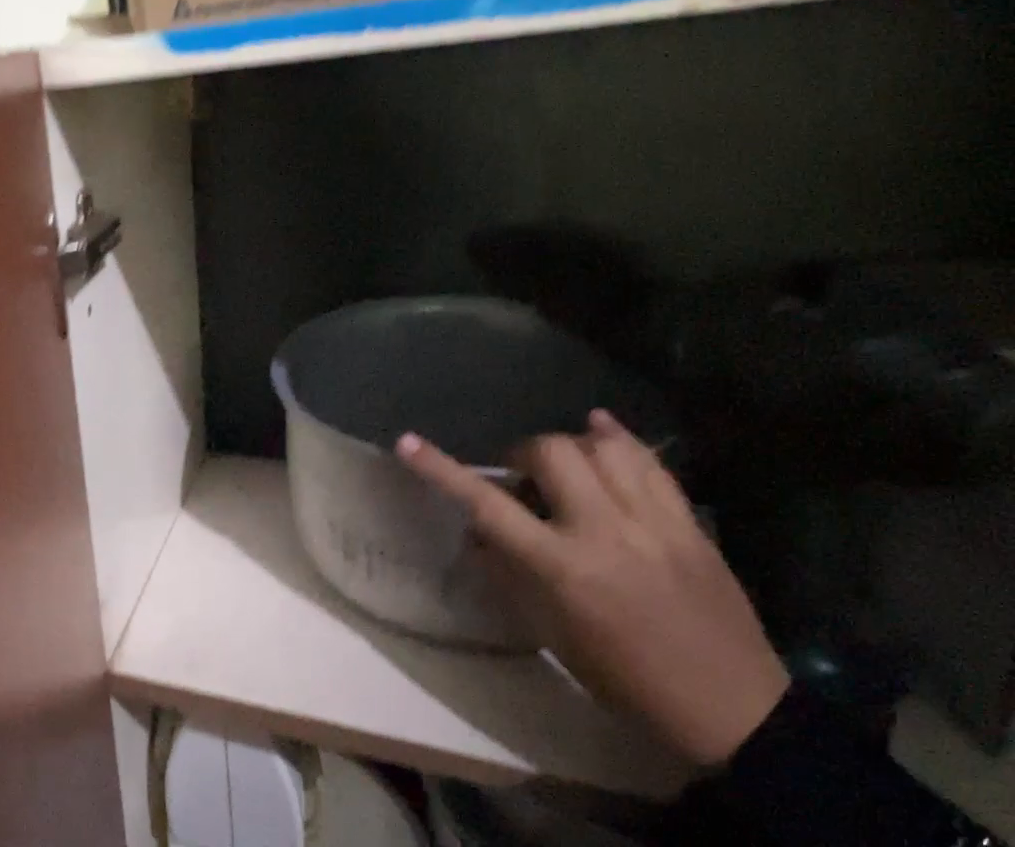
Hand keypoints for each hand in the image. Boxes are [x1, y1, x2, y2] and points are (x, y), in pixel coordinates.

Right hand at [396, 411, 790, 766]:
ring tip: (565, 466)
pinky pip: (651, 461)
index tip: (408, 442)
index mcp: (563, 568)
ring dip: (571, 446)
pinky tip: (601, 429)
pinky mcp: (689, 522)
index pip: (489, 506)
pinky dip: (619, 439)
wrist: (730, 707)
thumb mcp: (553, 634)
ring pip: (604, 446)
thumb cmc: (624, 680)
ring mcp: (654, 522)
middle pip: (552, 452)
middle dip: (523, 455)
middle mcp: (605, 532)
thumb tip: (481, 535)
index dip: (443, 470)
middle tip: (522, 482)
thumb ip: (513, 575)